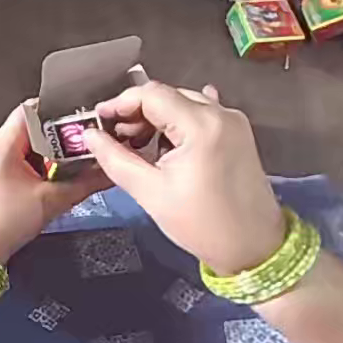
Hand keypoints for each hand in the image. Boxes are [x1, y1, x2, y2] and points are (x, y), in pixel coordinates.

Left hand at [0, 105, 109, 259]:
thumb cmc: (0, 224)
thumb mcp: (51, 201)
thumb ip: (85, 183)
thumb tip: (108, 173)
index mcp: (2, 142)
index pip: (33, 109)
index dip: (60, 113)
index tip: (80, 125)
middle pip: (33, 128)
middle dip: (58, 139)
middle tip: (81, 150)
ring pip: (27, 146)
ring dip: (49, 155)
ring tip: (68, 168)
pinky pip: (18, 161)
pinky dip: (36, 167)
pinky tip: (49, 183)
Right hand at [81, 82, 284, 274]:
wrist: (254, 248)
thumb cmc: (201, 224)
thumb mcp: (151, 192)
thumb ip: (115, 159)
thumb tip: (89, 135)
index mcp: (201, 125)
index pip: (151, 94)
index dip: (120, 103)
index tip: (98, 119)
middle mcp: (220, 114)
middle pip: (168, 95)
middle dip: (136, 111)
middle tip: (114, 137)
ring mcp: (233, 121)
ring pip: (184, 102)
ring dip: (156, 117)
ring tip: (137, 143)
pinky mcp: (238, 133)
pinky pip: (201, 114)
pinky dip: (178, 121)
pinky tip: (165, 138)